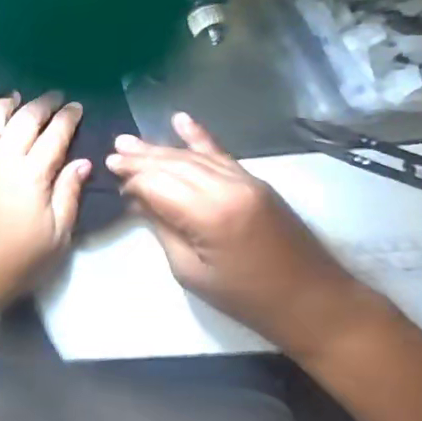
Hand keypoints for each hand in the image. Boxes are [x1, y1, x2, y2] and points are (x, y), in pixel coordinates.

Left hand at [0, 88, 89, 306]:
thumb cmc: (15, 263)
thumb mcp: (56, 237)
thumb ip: (68, 195)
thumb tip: (82, 162)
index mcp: (32, 175)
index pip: (55, 136)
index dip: (67, 118)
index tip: (75, 107)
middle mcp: (1, 158)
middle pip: (25, 121)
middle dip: (43, 105)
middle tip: (53, 98)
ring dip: (5, 104)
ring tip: (15, 98)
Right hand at [107, 113, 381, 356]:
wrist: (310, 300)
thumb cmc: (247, 298)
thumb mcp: (192, 273)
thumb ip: (164, 229)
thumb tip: (139, 200)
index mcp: (208, 214)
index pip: (158, 184)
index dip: (133, 180)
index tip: (111, 175)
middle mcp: (226, 186)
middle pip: (175, 164)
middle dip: (142, 158)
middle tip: (114, 150)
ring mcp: (244, 179)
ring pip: (195, 156)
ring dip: (163, 148)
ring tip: (132, 141)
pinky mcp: (255, 180)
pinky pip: (222, 153)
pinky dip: (199, 137)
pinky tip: (181, 120)